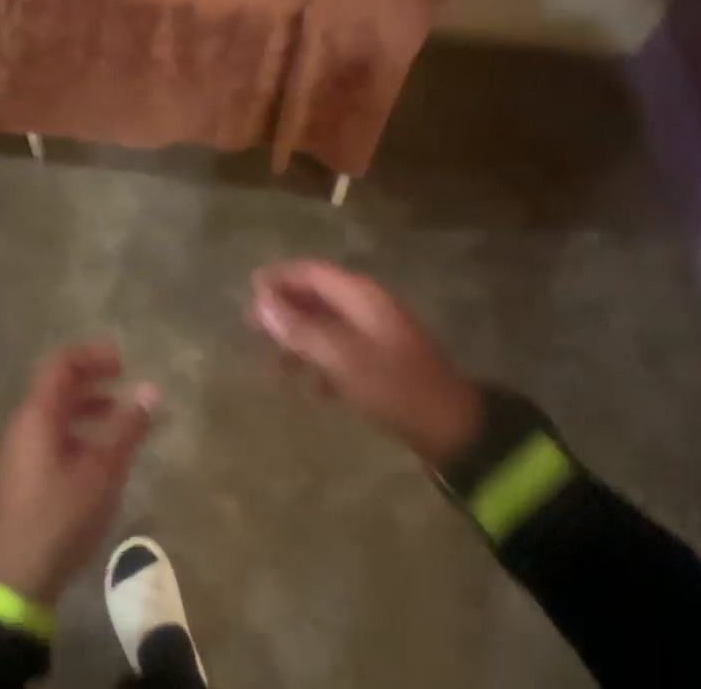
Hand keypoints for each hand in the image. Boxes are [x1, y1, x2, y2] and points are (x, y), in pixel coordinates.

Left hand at [0, 343, 157, 603]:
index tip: (123, 361)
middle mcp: (21, 425)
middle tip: (124, 380)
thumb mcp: (102, 472)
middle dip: (91, 378)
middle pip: (55, 386)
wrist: (16, 577)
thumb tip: (150, 390)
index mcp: (36, 416)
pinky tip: (98, 453)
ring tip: (119, 416)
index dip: (92, 355)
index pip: (60, 365)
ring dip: (86, 406)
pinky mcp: (19, 474)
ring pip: (53, 413)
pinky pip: (48, 435)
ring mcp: (17, 451)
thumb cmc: (60, 518)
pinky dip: (76, 430)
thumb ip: (127, 428)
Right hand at [249, 260, 481, 462]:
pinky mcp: (383, 363)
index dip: (279, 279)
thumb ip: (301, 329)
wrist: (453, 428)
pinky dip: (321, 364)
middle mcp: (368, 307)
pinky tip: (313, 392)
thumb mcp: (342, 358)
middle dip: (284, 310)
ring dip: (299, 341)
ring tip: (274, 368)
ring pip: (327, 326)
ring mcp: (377, 335)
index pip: (312, 272)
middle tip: (251, 329)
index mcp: (361, 297)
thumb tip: (262, 302)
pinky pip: (342, 352)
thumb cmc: (395, 387)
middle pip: (317, 297)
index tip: (248, 293)